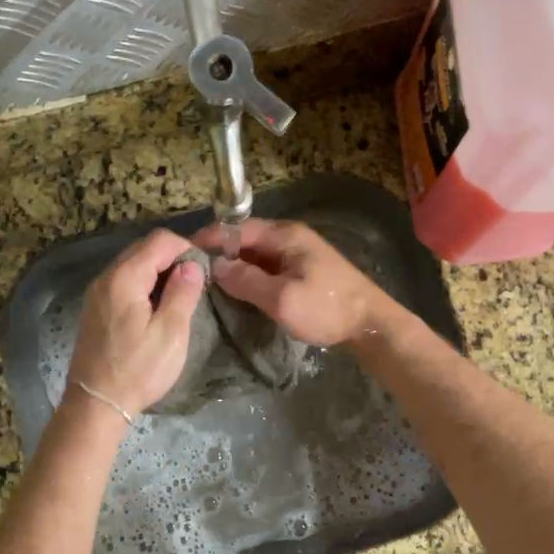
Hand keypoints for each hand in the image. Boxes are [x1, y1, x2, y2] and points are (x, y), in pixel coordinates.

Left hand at [67, 229, 204, 415]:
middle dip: (172, 258)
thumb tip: (192, 265)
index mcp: (124, 278)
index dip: (186, 247)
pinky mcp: (94, 310)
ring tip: (178, 296)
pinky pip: (122, 283)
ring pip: (131, 266)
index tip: (205, 269)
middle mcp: (105, 278)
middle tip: (195, 283)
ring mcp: (96, 294)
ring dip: (157, 273)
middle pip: (142, 249)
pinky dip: (142, 286)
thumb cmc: (137, 371)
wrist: (95, 403)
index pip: (159, 241)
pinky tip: (155, 309)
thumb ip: (182, 293)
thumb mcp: (170, 334)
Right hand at [194, 219, 398, 346]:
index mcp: (284, 236)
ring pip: (256, 255)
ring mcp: (299, 253)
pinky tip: (239, 292)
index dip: (209, 239)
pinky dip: (251, 276)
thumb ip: (246, 280)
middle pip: (245, 239)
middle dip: (219, 253)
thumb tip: (216, 267)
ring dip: (235, 266)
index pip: (236, 228)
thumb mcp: (281, 298)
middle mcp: (290, 238)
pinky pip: (268, 267)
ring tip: (209, 285)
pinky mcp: (304, 270)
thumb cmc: (326, 309)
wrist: (370, 324)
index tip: (183, 253)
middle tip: (192, 273)